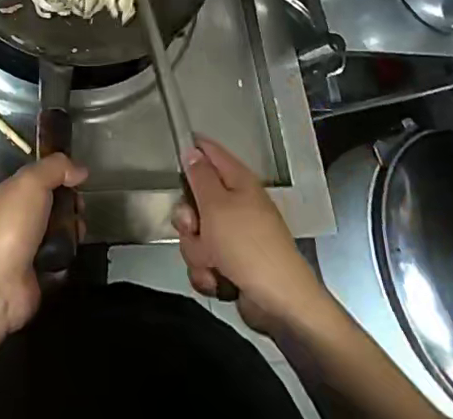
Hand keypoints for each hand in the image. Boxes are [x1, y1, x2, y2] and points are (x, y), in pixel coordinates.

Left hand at [0, 154, 87, 333]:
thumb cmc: (11, 225)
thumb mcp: (31, 183)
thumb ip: (55, 168)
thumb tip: (80, 168)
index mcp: (15, 192)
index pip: (43, 178)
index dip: (62, 176)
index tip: (79, 180)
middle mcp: (21, 217)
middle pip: (57, 205)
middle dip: (72, 206)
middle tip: (78, 211)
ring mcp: (30, 247)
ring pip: (63, 232)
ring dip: (73, 233)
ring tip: (75, 236)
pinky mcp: (40, 273)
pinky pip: (63, 260)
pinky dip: (69, 259)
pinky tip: (69, 258)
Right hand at [174, 136, 326, 334]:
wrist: (277, 303)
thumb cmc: (248, 246)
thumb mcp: (216, 205)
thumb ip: (200, 176)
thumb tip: (192, 151)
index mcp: (238, 182)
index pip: (210, 152)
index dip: (191, 150)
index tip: (174, 156)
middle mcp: (236, 205)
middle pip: (193, 199)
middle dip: (188, 220)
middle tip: (194, 228)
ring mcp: (233, 236)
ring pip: (194, 235)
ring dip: (197, 252)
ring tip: (213, 262)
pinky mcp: (230, 264)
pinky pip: (202, 260)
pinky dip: (206, 273)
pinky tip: (218, 279)